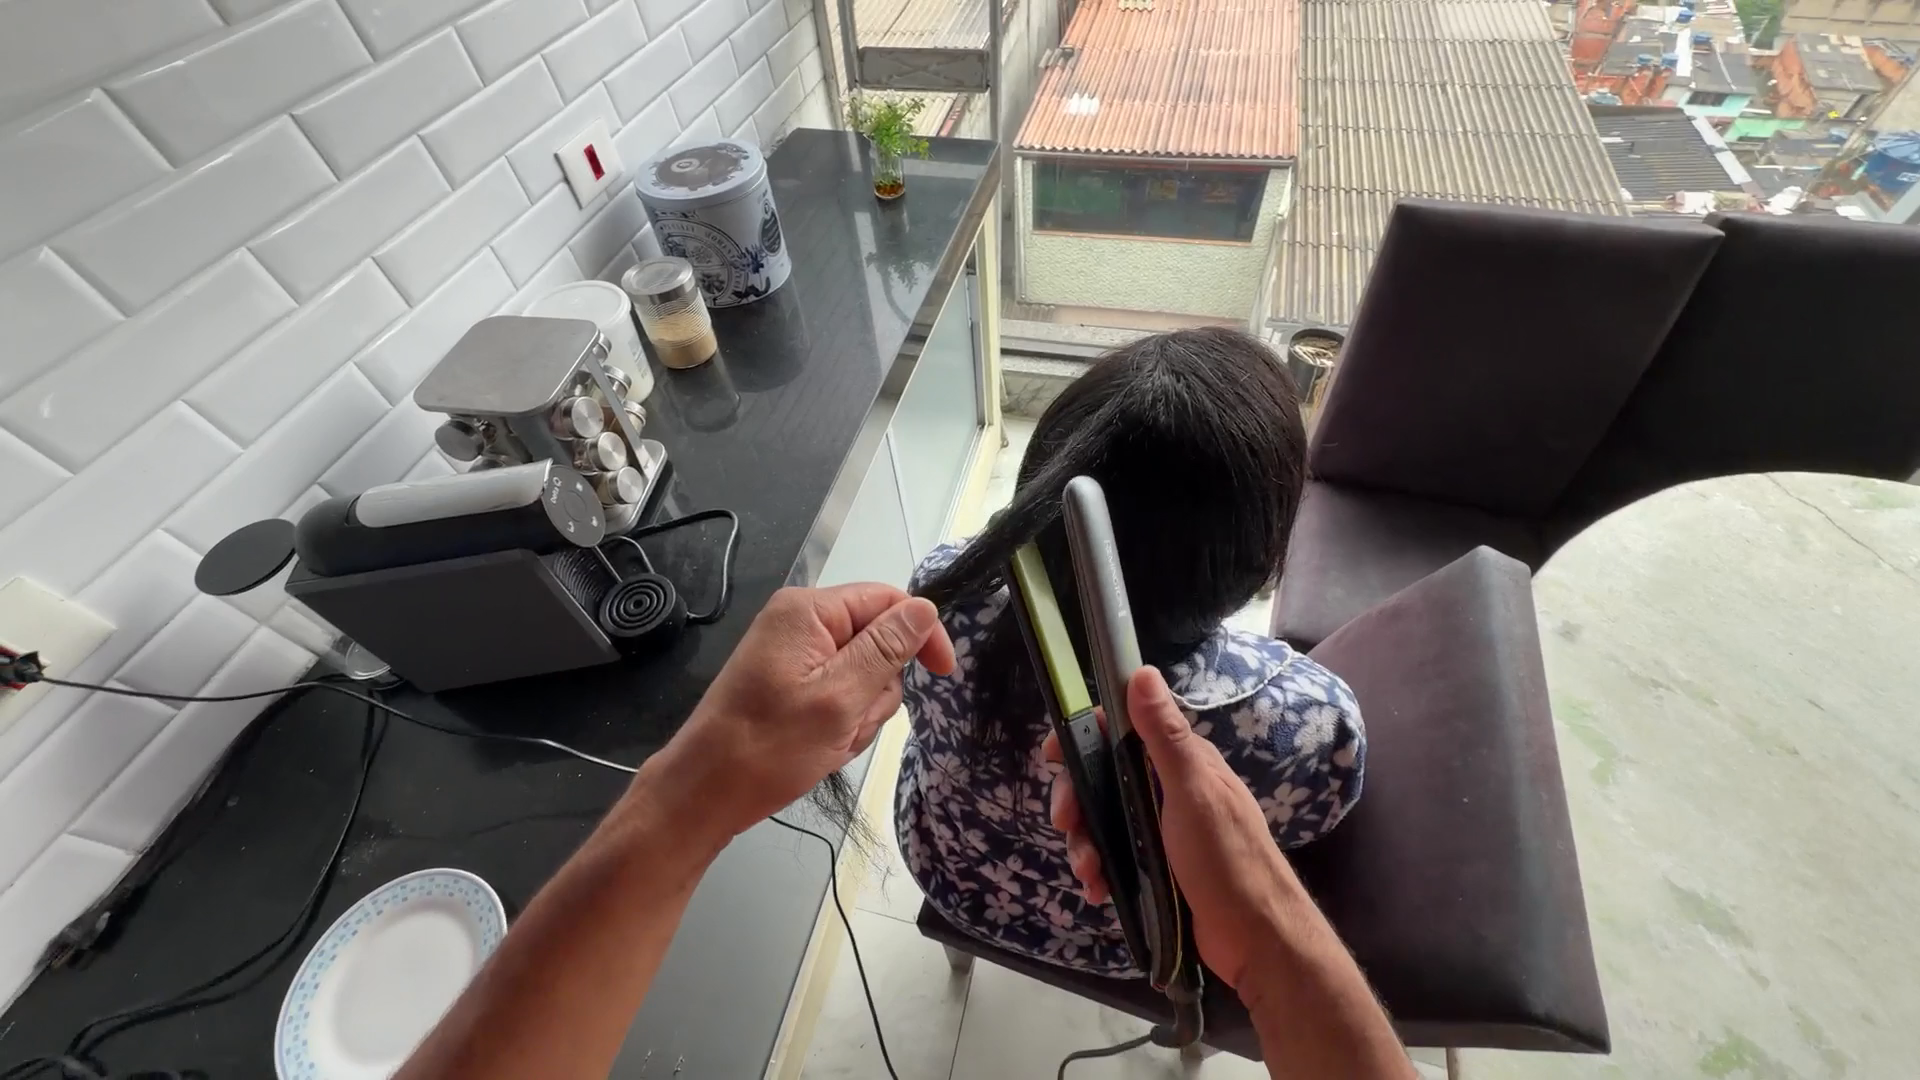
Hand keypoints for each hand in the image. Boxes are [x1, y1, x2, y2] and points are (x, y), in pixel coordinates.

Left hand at [662, 584, 955, 836]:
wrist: (702, 795)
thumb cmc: (768, 748)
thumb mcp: (839, 698)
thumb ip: (886, 648)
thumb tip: (925, 608)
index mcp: (809, 610)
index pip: (888, 600)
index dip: (922, 633)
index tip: (944, 674)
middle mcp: (801, 621)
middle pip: (877, 640)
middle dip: (877, 688)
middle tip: (849, 724)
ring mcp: (794, 652)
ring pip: (864, 673)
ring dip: (860, 711)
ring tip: (830, 740)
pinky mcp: (790, 680)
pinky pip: (840, 691)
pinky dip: (842, 721)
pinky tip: (820, 746)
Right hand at [1044, 666, 1294, 991]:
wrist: (1258, 942)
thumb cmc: (1227, 859)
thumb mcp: (1193, 791)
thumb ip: (1164, 735)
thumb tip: (1142, 670)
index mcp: (1179, 761)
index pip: (1122, 729)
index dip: (1084, 734)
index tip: (1054, 752)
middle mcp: (1167, 788)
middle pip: (1102, 777)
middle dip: (1076, 798)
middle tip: (1064, 822)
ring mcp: (1161, 828)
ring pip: (1104, 820)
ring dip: (1085, 842)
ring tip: (1087, 872)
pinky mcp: (1156, 866)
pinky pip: (1113, 856)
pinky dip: (1099, 870)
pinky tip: (1097, 891)